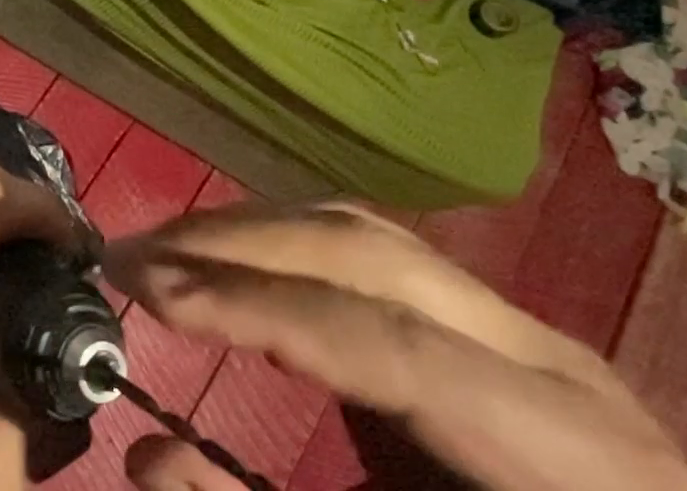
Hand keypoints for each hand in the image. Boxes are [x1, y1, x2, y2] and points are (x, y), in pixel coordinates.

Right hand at [106, 204, 686, 490]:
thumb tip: (144, 455)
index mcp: (560, 450)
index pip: (380, 339)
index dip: (251, 306)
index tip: (140, 290)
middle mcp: (547, 361)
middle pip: (364, 254)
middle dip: (229, 245)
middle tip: (126, 257)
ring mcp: (519, 328)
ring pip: (363, 231)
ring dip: (245, 230)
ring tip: (159, 251)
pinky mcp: (485, 320)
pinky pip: (370, 250)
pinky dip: (280, 241)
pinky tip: (226, 262)